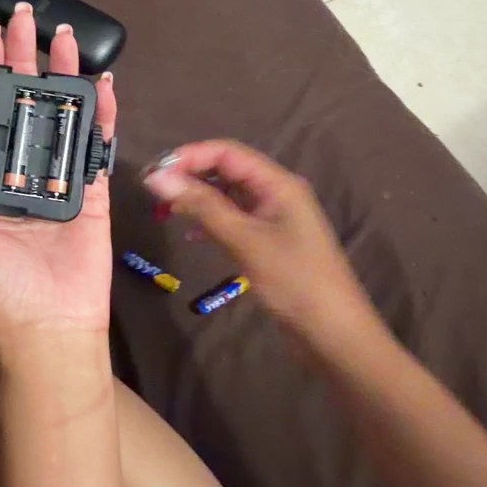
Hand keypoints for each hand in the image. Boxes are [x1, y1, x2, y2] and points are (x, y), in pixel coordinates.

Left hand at [0, 3, 117, 337]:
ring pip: (61, 111)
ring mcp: (58, 175)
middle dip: (21, 55)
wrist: (45, 322)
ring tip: (63, 33)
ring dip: (63, 70)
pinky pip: (97, 143)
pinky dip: (102, 110)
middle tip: (22, 15)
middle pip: (23, 98)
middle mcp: (21, 166)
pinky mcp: (92, 188)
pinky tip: (100, 79)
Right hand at [142, 140, 386, 355]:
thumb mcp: (244, 239)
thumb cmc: (293, 280)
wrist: (333, 333)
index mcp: (277, 184)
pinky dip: (210, 222)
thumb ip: (201, 205)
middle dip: (190, 177)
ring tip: (164, 212)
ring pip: (228, 196)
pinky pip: (233, 220)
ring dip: (197, 200)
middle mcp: (276, 194)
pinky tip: (191, 235)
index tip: (155, 172)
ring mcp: (273, 219)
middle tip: (153, 192)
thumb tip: (156, 177)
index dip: (189, 156)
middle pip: (226, 171)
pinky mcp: (268, 243)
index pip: (227, 153)